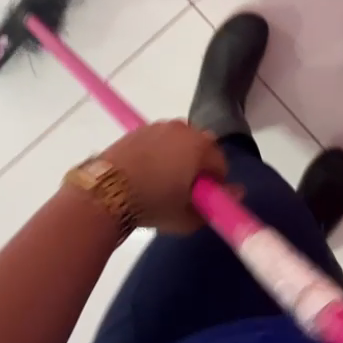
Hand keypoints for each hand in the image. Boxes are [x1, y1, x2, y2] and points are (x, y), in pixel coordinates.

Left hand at [101, 121, 228, 234]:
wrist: (105, 192)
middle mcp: (185, 129)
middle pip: (201, 149)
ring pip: (179, 143)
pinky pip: (158, 141)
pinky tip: (145, 172)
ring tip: (161, 182)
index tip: (201, 200)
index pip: (221, 165)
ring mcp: (160, 126)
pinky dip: (157, 153)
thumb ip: (217, 206)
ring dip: (177, 158)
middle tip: (182, 191)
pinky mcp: (139, 129)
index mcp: (202, 146)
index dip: (214, 185)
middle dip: (197, 167)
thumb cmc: (153, 203)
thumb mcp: (188, 217)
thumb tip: (238, 193)